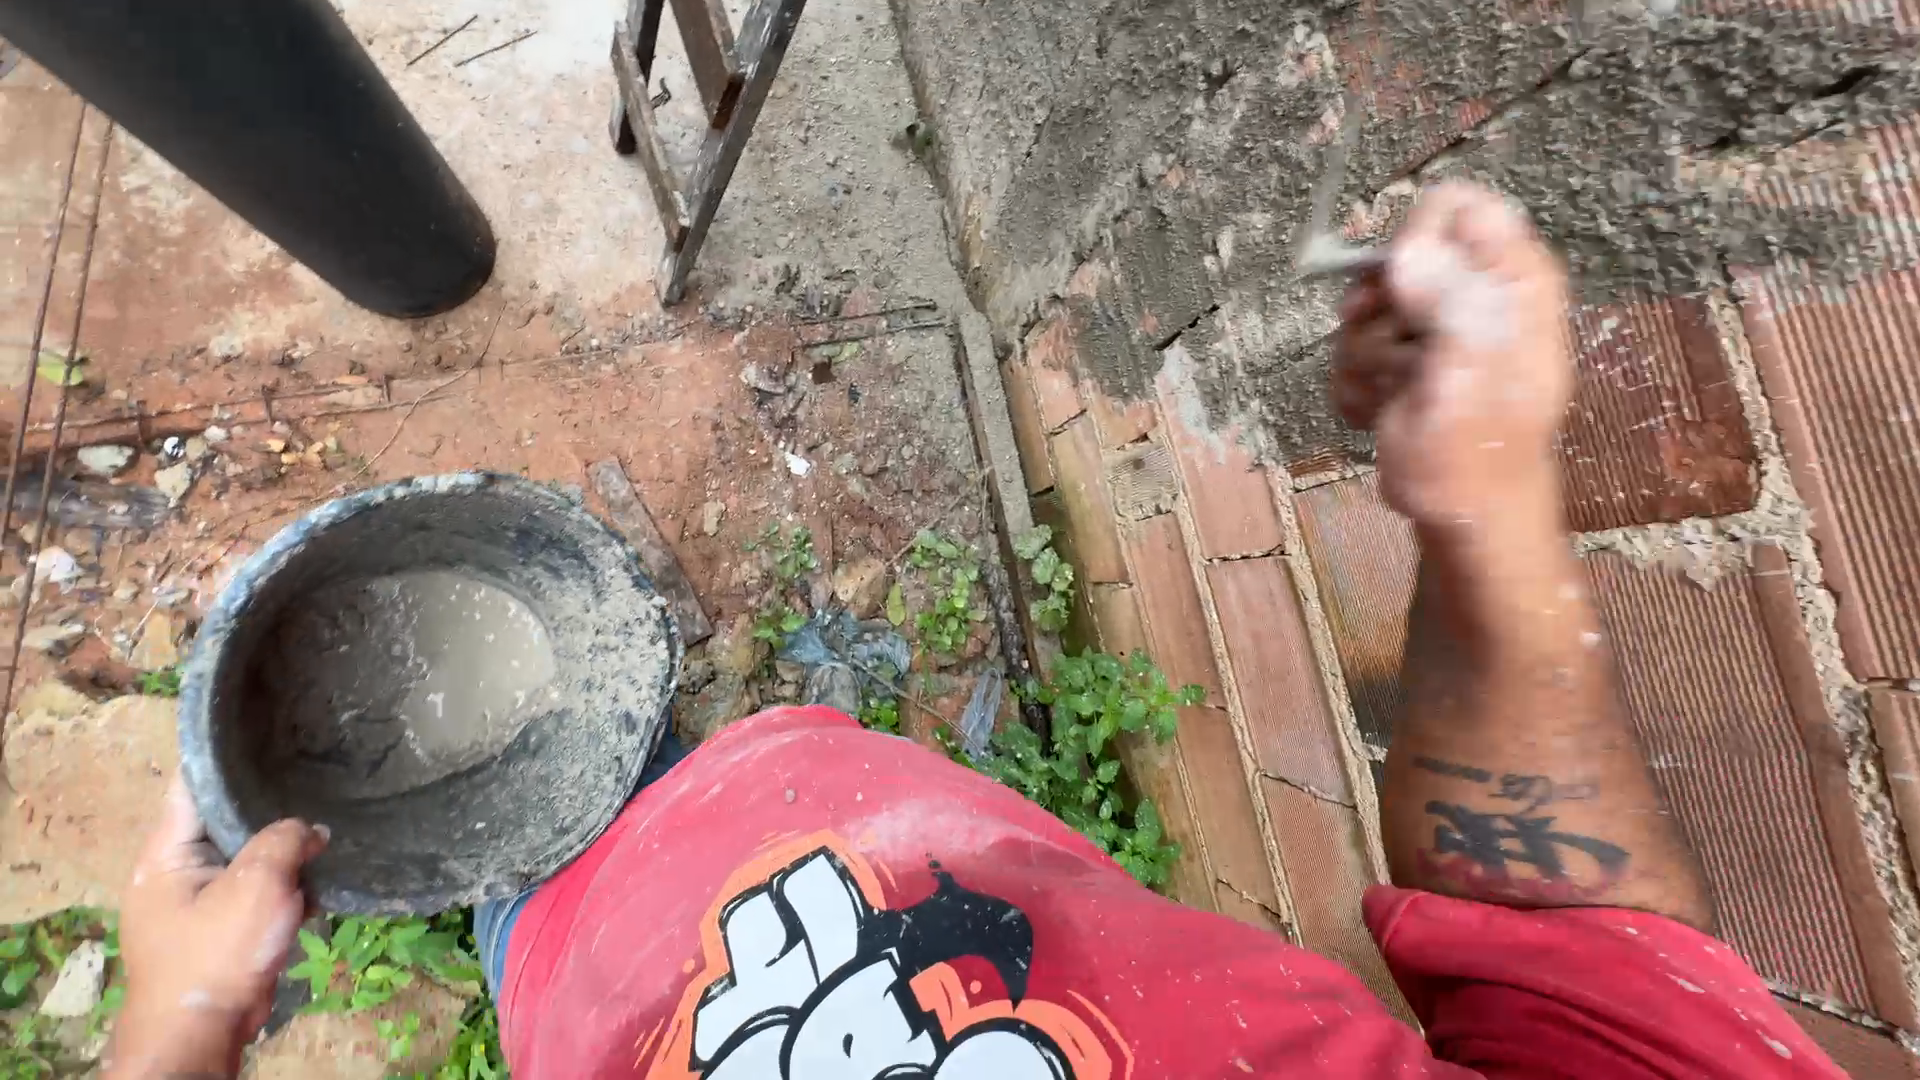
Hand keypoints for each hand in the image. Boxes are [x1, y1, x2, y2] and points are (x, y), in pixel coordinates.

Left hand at [104, 779, 327, 1077]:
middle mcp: (181, 871)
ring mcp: (205, 898)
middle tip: (321, 768)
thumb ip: (288, 838)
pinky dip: (295, 876)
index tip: (268, 728)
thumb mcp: (258, 881)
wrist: (205, 1028)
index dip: (225, 758)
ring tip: (335, 816)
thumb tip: (312, 829)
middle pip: (231, 819)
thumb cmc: (218, 949)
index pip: (192, 788)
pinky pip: (268, 883)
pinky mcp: (230, 921)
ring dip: (292, 843)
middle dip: (274, 800)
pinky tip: (328, 867)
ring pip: (256, 851)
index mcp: (168, 857)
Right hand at [1331, 181, 1571, 534]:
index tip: (1394, 286)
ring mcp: (1430, 334)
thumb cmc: (1476, 452)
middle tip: (1387, 350)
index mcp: (1510, 282)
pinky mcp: (1398, 366)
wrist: (1460, 510)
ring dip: (1361, 361)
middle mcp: (1471, 298)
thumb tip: (1407, 249)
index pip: (1460, 208)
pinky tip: (1378, 412)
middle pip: (1395, 261)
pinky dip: (1354, 387)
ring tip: (1390, 395)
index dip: (1414, 237)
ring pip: (1362, 314)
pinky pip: (1349, 356)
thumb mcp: (1469, 375)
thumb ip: (1448, 302)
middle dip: (1375, 312)